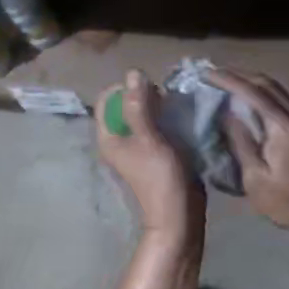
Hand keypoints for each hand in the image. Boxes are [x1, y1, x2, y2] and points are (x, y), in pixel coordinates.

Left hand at [95, 69, 204, 235]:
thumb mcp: (148, 137)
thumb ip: (139, 106)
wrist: (178, 214)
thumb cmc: (159, 177)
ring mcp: (137, 146)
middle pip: (126, 105)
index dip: (124, 88)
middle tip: (166, 98)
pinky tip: (183, 119)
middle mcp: (118, 140)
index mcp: (108, 137)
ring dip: (159, 107)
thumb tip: (132, 73)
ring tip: (177, 107)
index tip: (148, 87)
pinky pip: (157, 127)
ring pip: (144, 115)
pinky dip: (168, 119)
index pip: (106, 100)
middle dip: (145, 96)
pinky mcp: (155, 151)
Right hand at [206, 68, 288, 240]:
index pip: (254, 93)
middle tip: (211, 73)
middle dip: (238, 74)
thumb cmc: (284, 201)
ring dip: (249, 80)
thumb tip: (226, 113)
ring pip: (275, 88)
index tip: (206, 74)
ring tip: (223, 80)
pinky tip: (243, 97)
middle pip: (267, 83)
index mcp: (285, 128)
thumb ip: (240, 141)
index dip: (228, 80)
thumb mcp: (254, 177)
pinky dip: (260, 91)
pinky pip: (280, 98)